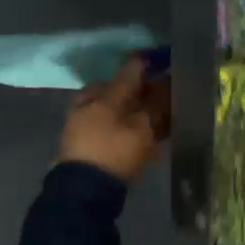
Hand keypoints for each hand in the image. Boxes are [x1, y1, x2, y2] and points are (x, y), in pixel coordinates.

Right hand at [57, 55, 170, 182]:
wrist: (81, 185)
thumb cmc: (94, 141)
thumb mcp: (103, 107)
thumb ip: (123, 84)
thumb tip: (141, 62)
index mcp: (152, 120)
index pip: (163, 90)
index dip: (158, 72)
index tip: (149, 58)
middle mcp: (152, 133)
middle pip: (145, 102)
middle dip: (125, 88)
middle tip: (105, 83)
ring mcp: (137, 145)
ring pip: (128, 113)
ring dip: (108, 102)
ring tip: (85, 101)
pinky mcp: (120, 153)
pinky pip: (117, 126)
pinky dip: (103, 117)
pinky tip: (85, 114)